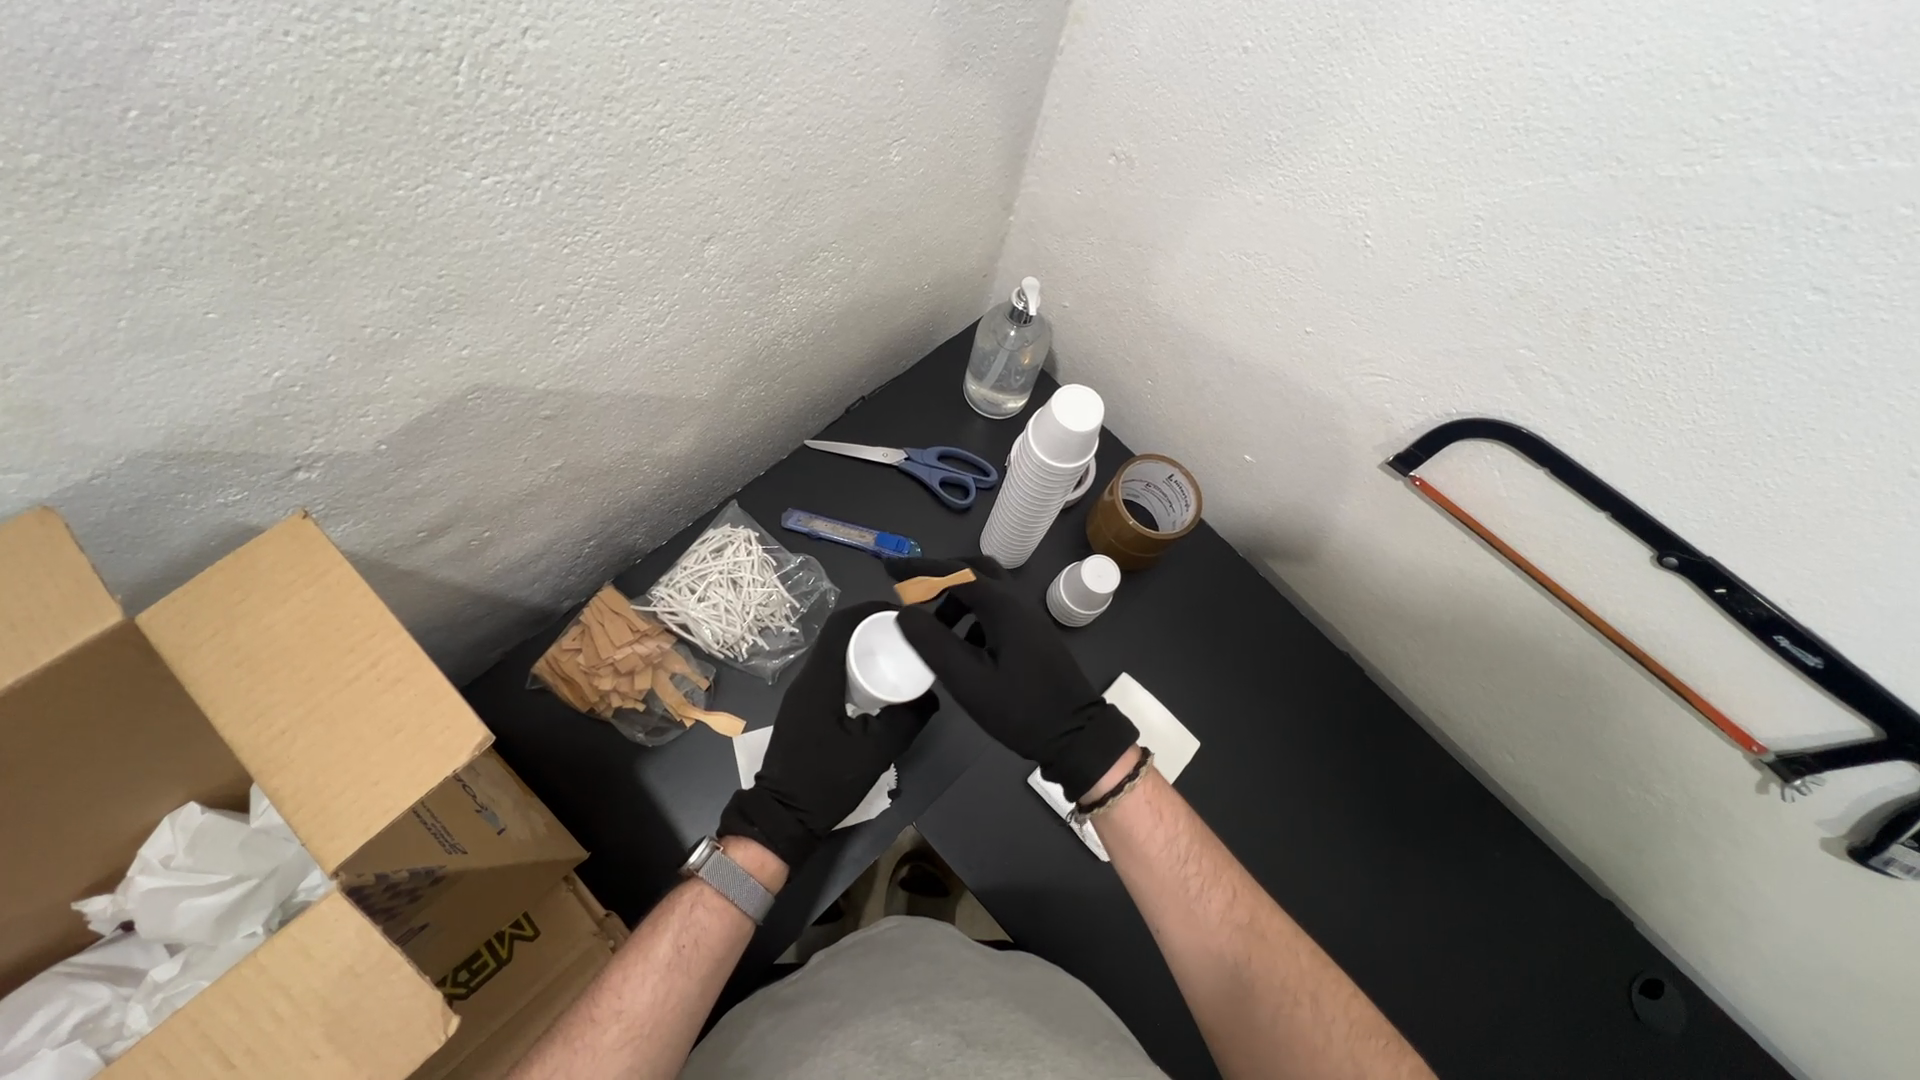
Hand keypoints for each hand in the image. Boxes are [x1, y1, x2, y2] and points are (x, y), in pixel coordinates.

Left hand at [718, 600, 935, 868]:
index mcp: (819, 680)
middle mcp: (806, 679)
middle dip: (873, 629)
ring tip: (899, 656)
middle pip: (839, 636)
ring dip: (864, 649)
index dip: (870, 611)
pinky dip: (855, 668)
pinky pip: (832, 674)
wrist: (782, 817)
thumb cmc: (825, 781)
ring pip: (835, 655)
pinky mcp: (804, 709)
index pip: (840, 625)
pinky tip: (879, 684)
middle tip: (909, 636)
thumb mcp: (876, 751)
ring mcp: (802, 694)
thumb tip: (931, 695)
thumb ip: (907, 719)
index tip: (903, 614)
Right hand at [886, 556, 1137, 801]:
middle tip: (913, 595)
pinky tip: (962, 645)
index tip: (888, 570)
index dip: (919, 569)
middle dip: (940, 577)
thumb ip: (933, 643)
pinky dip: (972, 615)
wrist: (1076, 734)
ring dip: (956, 598)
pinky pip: (997, 609)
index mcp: (1002, 606)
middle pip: (975, 570)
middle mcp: (1017, 602)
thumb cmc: (1020, 708)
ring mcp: (1028, 617)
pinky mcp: (1032, 634)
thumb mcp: (968, 680)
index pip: (954, 572)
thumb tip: (905, 613)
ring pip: (987, 589)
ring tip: (933, 627)